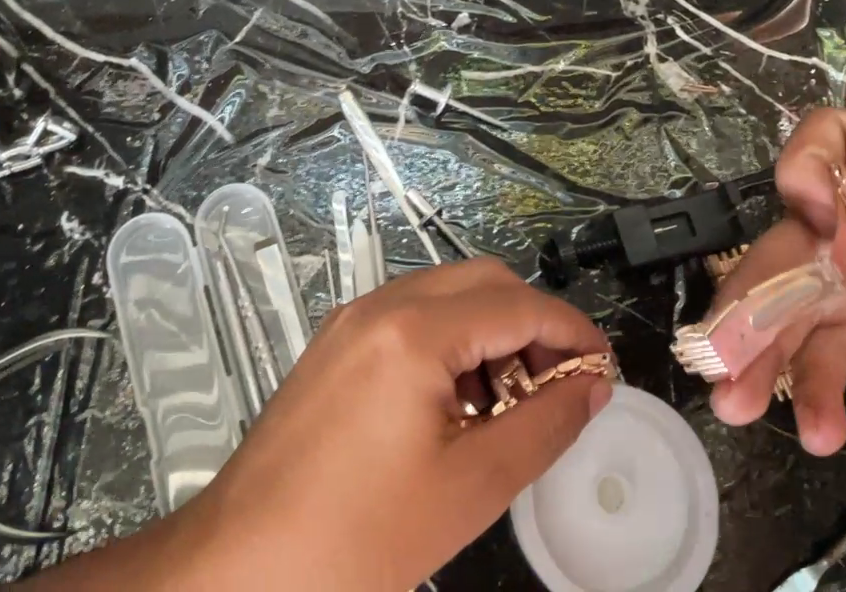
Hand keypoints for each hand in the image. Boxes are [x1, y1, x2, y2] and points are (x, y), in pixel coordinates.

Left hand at [25, 258, 611, 591]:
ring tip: (510, 402)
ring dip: (491, 331)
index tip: (604, 367)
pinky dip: (450, 342)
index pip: (518, 304)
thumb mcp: (472, 485)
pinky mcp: (333, 345)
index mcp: (415, 331)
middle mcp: (380, 306)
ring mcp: (350, 322)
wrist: (241, 564)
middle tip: (559, 384)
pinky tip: (458, 402)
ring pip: (445, 295)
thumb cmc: (362, 533)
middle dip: (532, 322)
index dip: (572, 330)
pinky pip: (409, 318)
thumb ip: (545, 425)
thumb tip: (592, 385)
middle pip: (482, 281)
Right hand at [709, 109, 845, 485]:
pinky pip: (817, 357)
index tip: (818, 226)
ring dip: (753, 348)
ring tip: (733, 402)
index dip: (807, 168)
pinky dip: (806, 391)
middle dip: (751, 290)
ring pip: (786, 301)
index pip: (835, 142)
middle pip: (789, 237)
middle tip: (723, 350)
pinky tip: (817, 431)